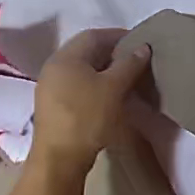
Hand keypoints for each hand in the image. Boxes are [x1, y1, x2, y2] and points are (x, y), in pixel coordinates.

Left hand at [30, 28, 151, 172]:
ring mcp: (51, 87)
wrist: (59, 159)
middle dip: (113, 53)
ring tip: (128, 78)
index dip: (119, 35)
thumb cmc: (87, 117)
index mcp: (65, 57)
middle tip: (137, 60)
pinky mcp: (54, 105)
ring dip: (105, 70)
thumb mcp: (113, 88)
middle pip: (87, 51)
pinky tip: (111, 95)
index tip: (141, 42)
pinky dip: (96, 84)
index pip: (94, 35)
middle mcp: (54, 67)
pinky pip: (78, 85)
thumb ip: (129, 64)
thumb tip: (143, 47)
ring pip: (83, 70)